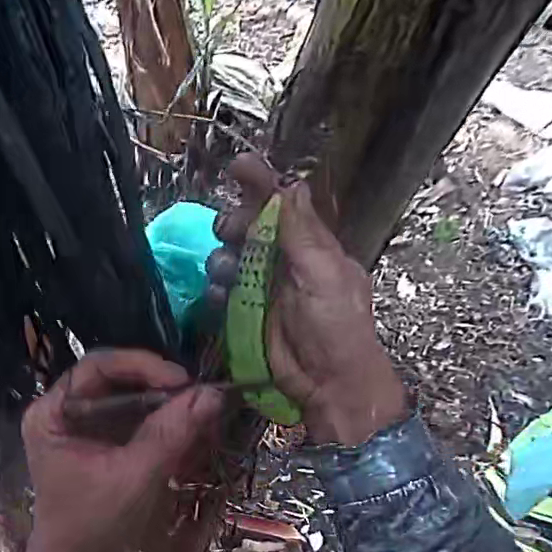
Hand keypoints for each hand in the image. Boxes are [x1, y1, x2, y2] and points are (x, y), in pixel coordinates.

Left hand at [17, 350, 223, 551]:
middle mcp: (58, 412)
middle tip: (193, 395)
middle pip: (111, 379)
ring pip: (123, 398)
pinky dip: (153, 422)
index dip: (141, 365)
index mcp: (50, 414)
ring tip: (193, 412)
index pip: (96, 367)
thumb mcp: (134, 477)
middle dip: (155, 385)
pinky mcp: (92, 443)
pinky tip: (180, 428)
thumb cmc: (93, 524)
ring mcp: (75, 427)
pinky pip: (125, 419)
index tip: (181, 379)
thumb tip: (212, 394)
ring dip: (159, 403)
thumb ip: (170, 434)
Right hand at [217, 154, 411, 444]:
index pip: (283, 205)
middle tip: (229, 232)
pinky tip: (218, 297)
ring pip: (231, 258)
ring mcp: (263, 290)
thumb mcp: (324, 274)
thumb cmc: (336, 328)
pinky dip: (215, 291)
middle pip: (249, 228)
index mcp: (310, 247)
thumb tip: (291, 185)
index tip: (238, 166)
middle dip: (234, 224)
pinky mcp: (245, 316)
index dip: (261, 184)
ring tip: (225, 273)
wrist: (328, 384)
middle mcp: (284, 263)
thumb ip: (302, 233)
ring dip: (222, 259)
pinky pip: (222, 294)